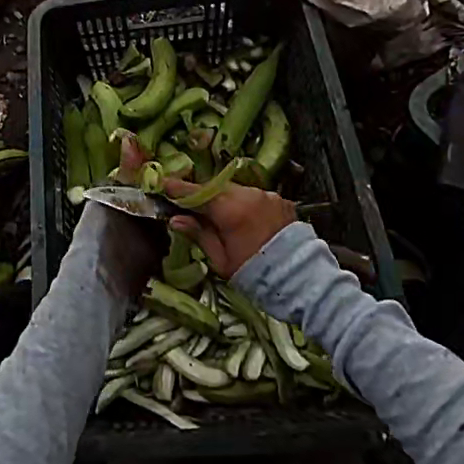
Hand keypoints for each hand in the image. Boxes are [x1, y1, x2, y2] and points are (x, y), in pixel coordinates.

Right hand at [164, 176, 296, 278]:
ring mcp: (266, 195)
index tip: (163, 185)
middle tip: (188, 203)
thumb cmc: (254, 273)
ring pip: (235, 191)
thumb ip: (199, 235)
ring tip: (218, 215)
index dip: (178, 189)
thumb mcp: (221, 260)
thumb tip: (176, 219)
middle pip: (216, 188)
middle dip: (201, 194)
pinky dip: (243, 203)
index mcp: (230, 210)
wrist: (300, 278)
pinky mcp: (279, 199)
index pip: (197, 193)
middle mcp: (248, 195)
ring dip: (223, 199)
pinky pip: (253, 196)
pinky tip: (242, 218)